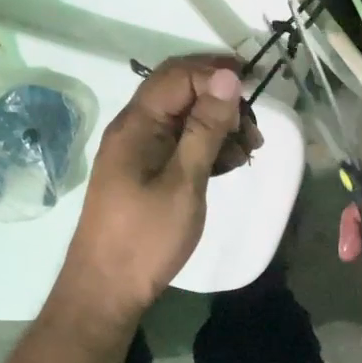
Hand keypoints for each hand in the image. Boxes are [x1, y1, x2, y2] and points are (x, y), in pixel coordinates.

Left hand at [56, 56, 260, 328]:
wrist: (106, 289)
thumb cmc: (146, 236)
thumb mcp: (185, 181)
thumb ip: (206, 128)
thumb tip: (227, 76)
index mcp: (137, 123)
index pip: (178, 75)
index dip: (216, 73)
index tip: (255, 89)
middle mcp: (133, 127)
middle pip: (180, 91)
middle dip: (220, 99)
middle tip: (253, 126)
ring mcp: (136, 149)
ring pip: (181, 117)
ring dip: (217, 124)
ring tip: (249, 150)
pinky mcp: (143, 170)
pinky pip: (177, 142)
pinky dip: (205, 145)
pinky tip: (229, 163)